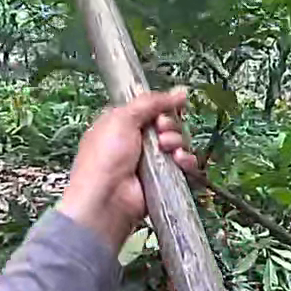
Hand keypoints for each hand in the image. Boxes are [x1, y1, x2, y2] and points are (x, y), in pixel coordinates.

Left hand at [58, 88, 199, 253]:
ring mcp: (150, 162)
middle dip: (169, 125)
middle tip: (161, 131)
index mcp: (121, 124)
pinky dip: (185, 161)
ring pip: (178, 144)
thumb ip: (151, 102)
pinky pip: (183, 166)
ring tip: (167, 148)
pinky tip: (179, 161)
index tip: (165, 109)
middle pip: (167, 124)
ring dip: (177, 142)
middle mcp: (136, 142)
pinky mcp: (163, 180)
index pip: (150, 109)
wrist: (105, 199)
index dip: (161, 107)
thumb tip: (180, 91)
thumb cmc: (105, 157)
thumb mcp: (122, 118)